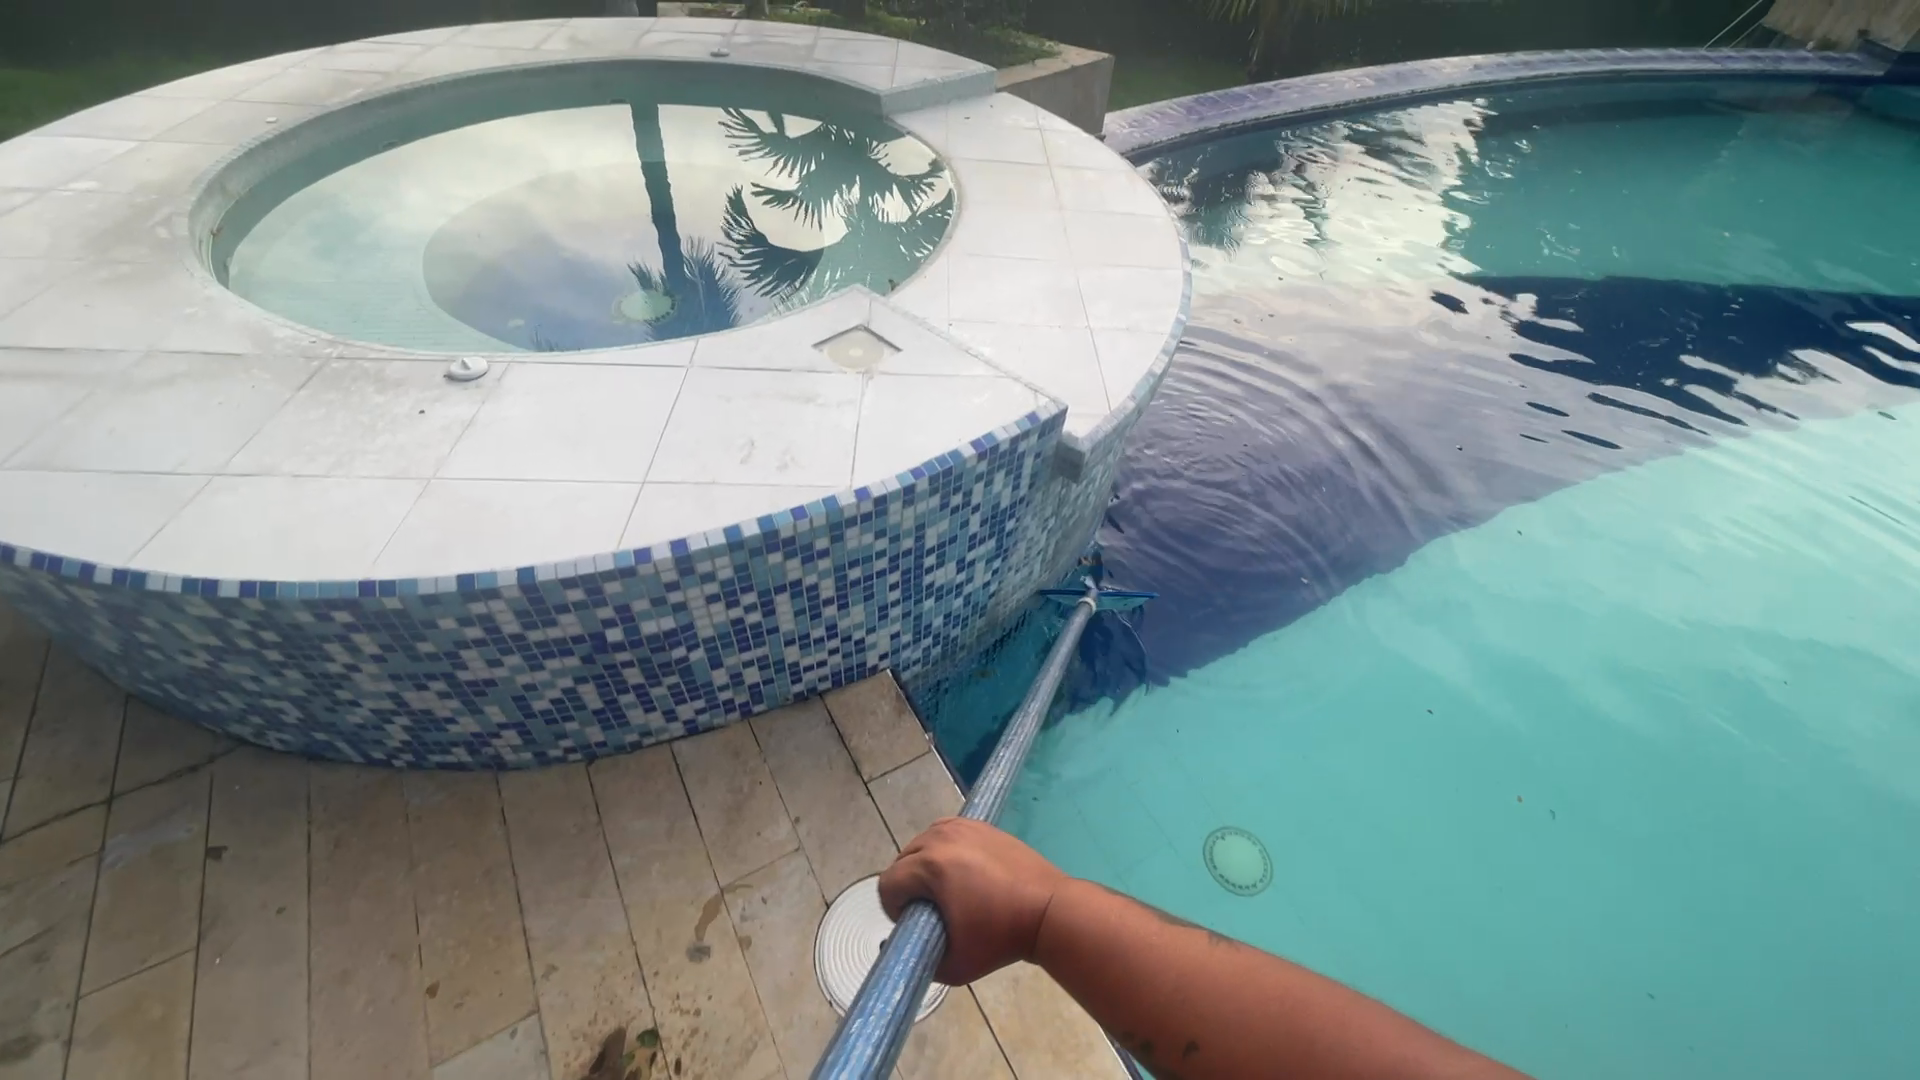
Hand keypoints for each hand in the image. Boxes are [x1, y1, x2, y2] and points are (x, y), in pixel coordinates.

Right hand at [877, 817, 1068, 984]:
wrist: (1047, 910)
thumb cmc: (1000, 938)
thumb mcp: (954, 966)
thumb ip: (919, 957)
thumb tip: (905, 945)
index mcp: (930, 866)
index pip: (888, 884)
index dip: (895, 908)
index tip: (915, 923)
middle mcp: (940, 838)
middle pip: (902, 860)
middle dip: (909, 886)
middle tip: (931, 910)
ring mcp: (961, 826)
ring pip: (922, 843)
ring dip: (923, 865)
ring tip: (946, 889)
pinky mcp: (979, 824)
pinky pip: (945, 831)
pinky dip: (943, 849)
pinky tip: (960, 870)